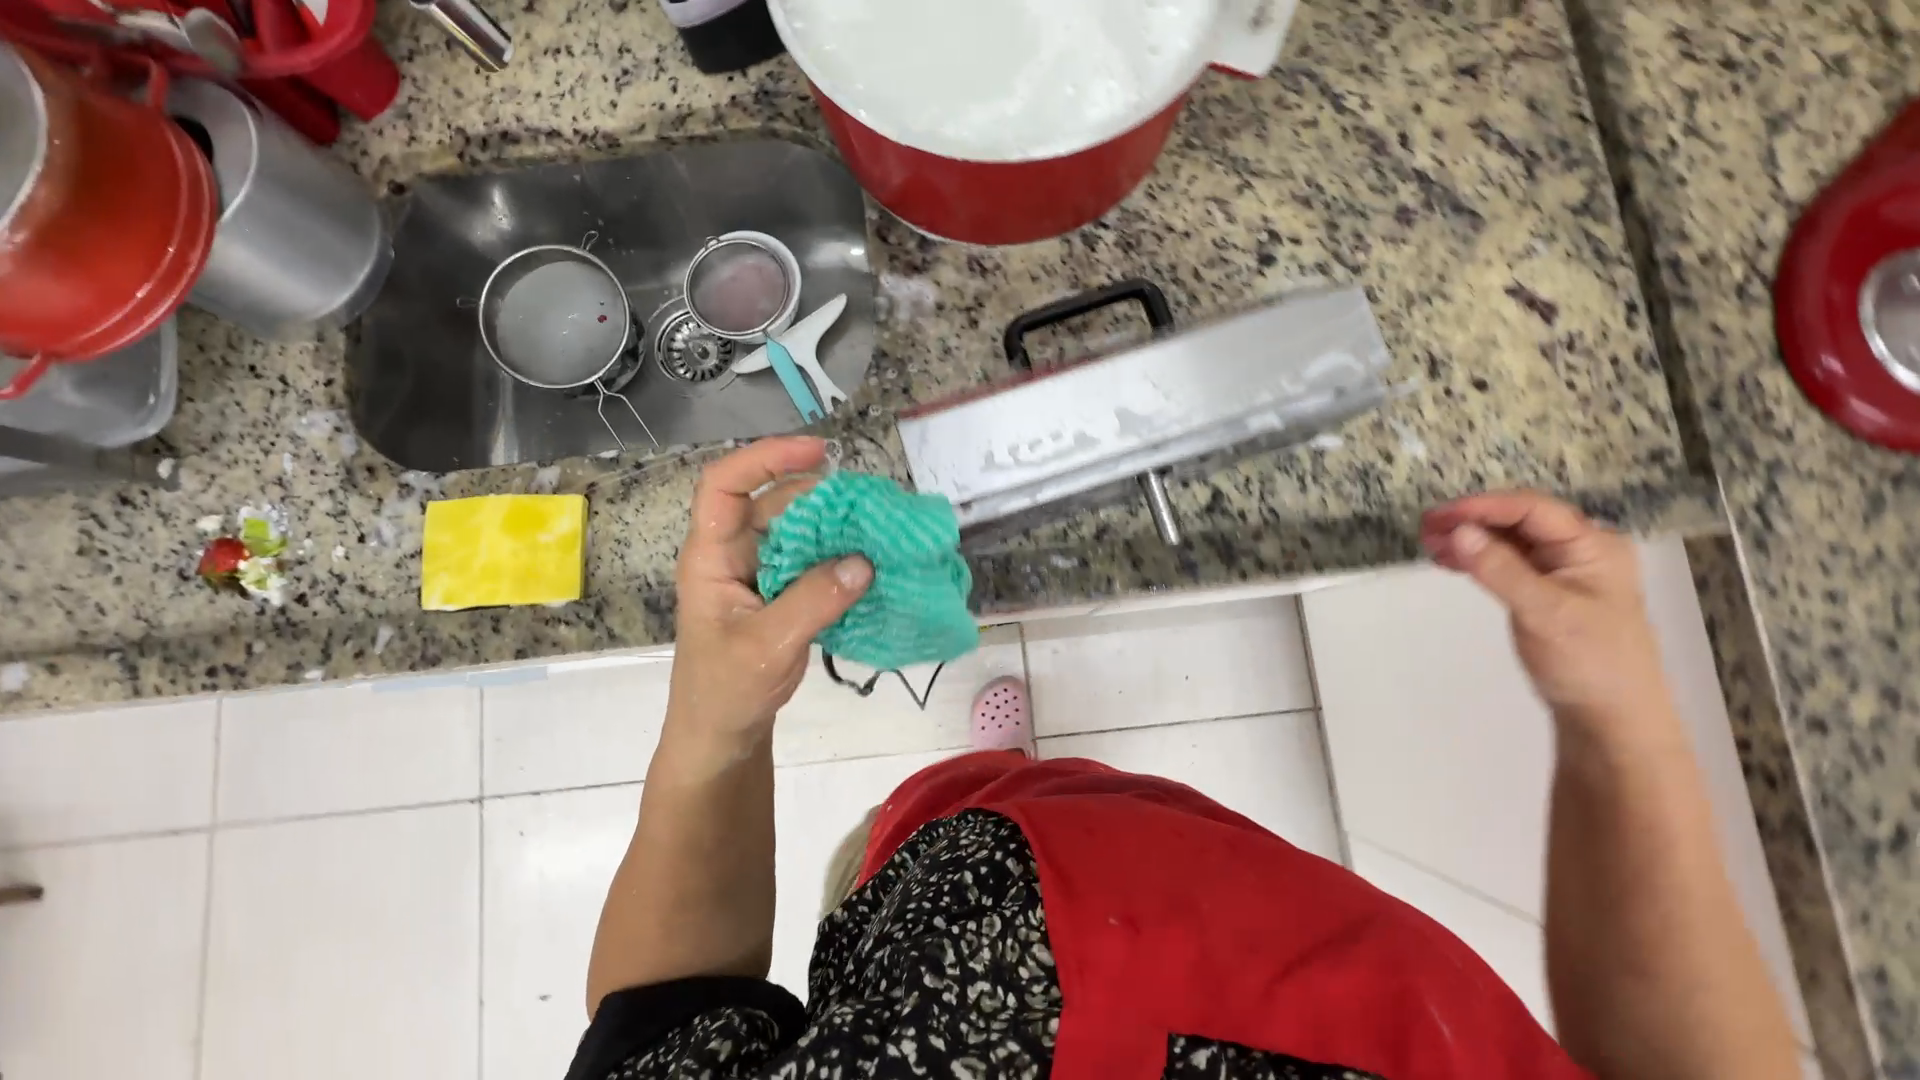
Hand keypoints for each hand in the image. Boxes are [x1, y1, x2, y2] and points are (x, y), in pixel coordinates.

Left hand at [667, 438, 871, 744]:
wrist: (722, 735)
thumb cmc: (726, 689)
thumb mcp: (767, 645)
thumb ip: (814, 601)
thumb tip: (864, 561)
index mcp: (711, 556)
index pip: (724, 485)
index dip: (765, 458)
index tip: (817, 453)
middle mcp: (734, 554)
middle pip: (772, 502)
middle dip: (818, 495)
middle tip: (869, 502)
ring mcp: (760, 574)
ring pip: (798, 531)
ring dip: (836, 527)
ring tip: (880, 528)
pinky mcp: (782, 595)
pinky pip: (814, 562)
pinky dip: (841, 558)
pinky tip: (873, 562)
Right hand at [1420, 491, 1672, 737]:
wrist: (1611, 717)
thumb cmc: (1588, 662)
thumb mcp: (1543, 612)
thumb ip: (1500, 570)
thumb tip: (1457, 531)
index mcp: (1593, 546)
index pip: (1531, 510)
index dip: (1482, 507)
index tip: (1439, 516)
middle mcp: (1580, 550)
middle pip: (1518, 521)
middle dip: (1471, 520)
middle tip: (1425, 529)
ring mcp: (1563, 571)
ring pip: (1509, 541)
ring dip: (1469, 538)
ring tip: (1429, 544)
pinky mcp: (1546, 591)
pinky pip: (1507, 562)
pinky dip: (1477, 559)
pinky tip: (1450, 561)